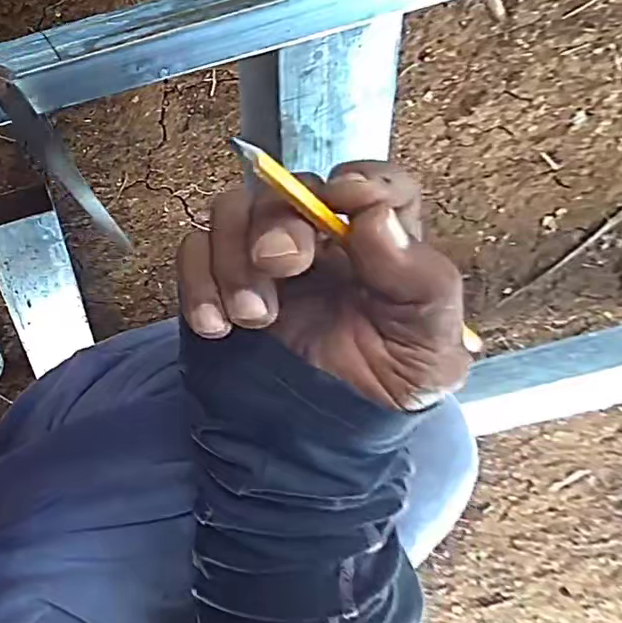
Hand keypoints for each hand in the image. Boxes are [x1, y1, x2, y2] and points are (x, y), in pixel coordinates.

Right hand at [176, 161, 469, 410]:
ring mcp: (258, 252)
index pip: (376, 184)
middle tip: (277, 265)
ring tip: (251, 318)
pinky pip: (192, 248)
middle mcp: (315, 238)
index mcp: (376, 247)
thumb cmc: (372, 390)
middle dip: (278, 222)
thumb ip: (421, 283)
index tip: (344, 198)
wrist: (304, 444)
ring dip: (232, 258)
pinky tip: (215, 325)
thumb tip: (377, 218)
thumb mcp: (429, 353)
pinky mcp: (215, 273)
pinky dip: (197, 281)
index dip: (361, 178)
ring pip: (231, 209)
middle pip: (288, 189)